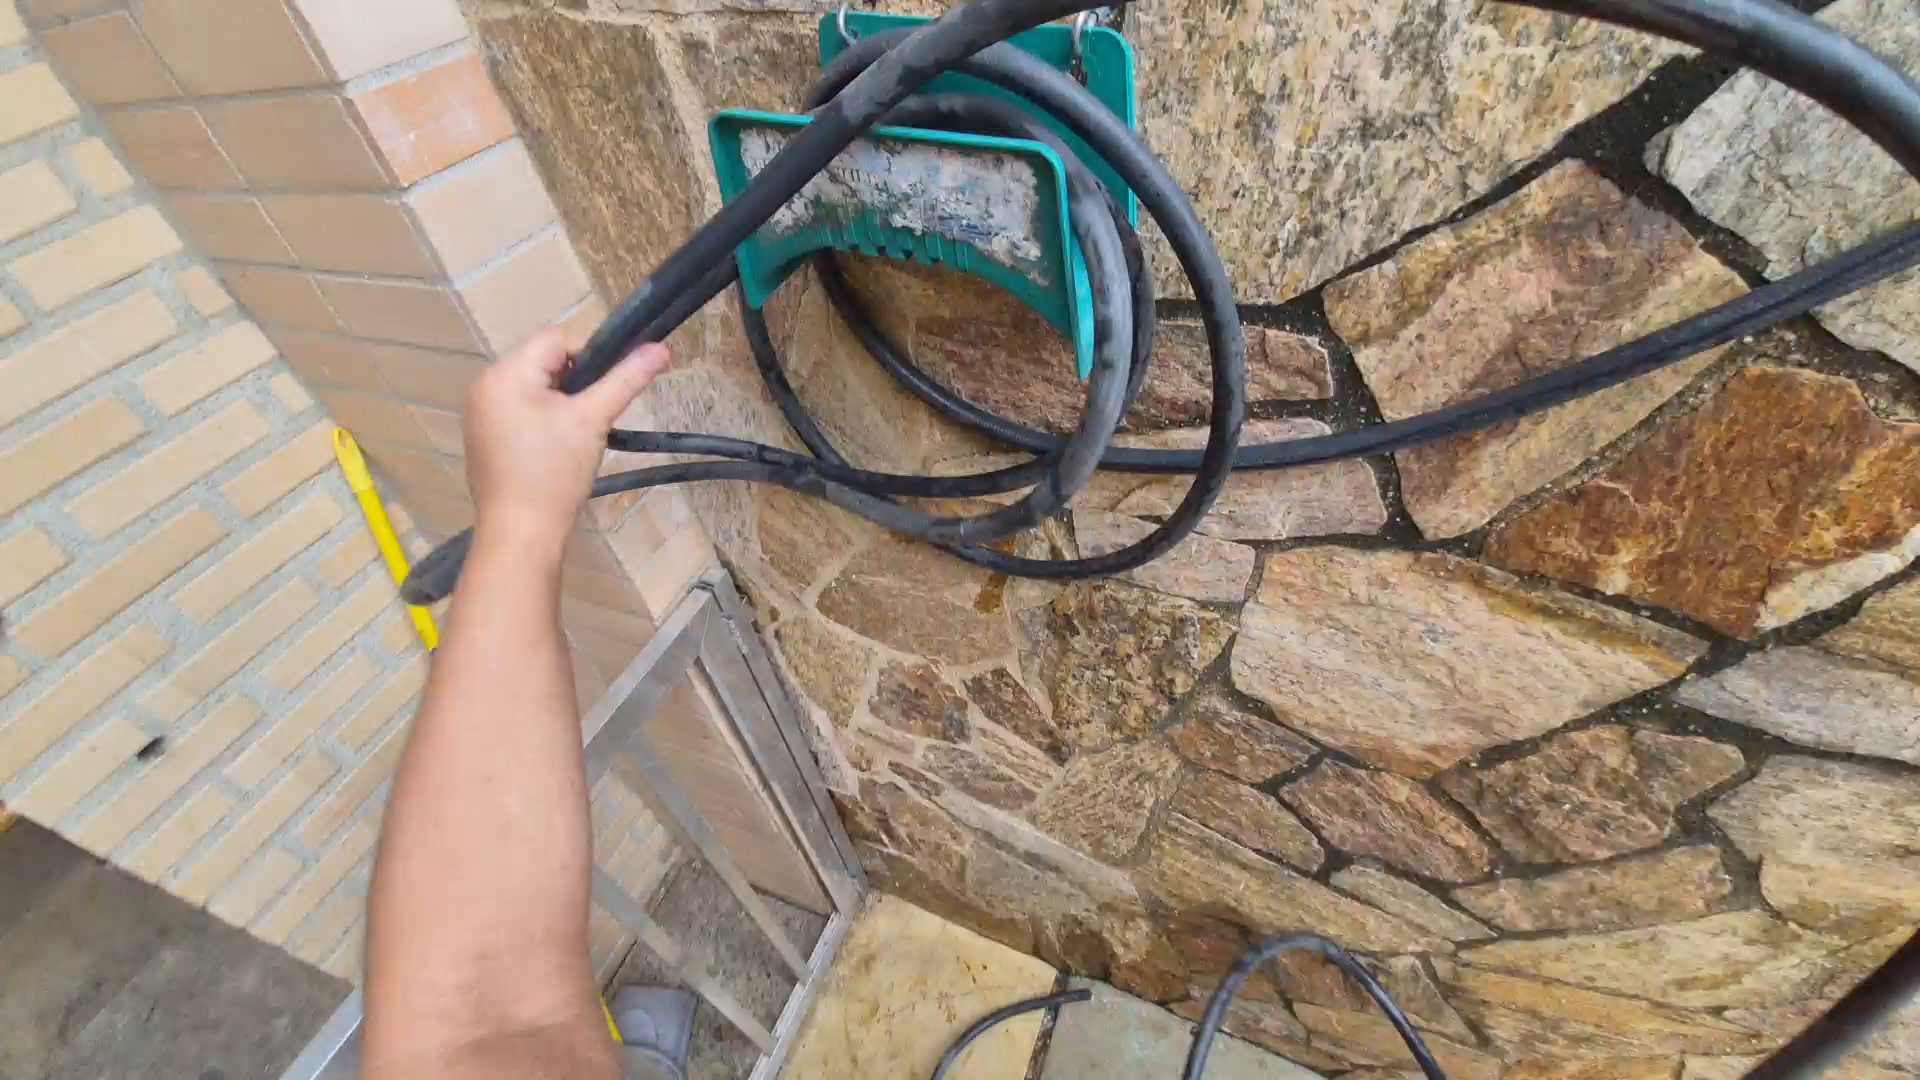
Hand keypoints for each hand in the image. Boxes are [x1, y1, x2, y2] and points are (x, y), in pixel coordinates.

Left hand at [465, 326, 669, 555]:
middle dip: (578, 379)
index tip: (612, 388)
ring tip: (582, 432)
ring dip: (565, 399)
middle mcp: (485, 384)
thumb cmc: (555, 472)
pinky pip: (523, 408)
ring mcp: (481, 411)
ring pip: (536, 386)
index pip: (556, 337)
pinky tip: (560, 447)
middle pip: (544, 360)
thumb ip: (626, 380)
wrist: (522, 530)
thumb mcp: (594, 420)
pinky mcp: (486, 435)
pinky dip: (547, 417)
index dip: (593, 353)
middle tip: (599, 414)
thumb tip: (661, 349)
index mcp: (505, 373)